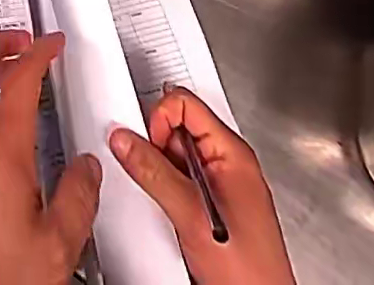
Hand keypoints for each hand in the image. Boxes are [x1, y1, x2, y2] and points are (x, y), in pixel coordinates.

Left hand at [0, 30, 100, 284]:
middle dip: (3, 40)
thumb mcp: (54, 245)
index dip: (41, 50)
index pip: (22, 75)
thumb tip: (88, 170)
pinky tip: (5, 123)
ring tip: (17, 75)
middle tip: (25, 39)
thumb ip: (79, 199)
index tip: (53, 43)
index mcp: (2, 144)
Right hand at [109, 87, 295, 284]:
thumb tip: (125, 140)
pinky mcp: (210, 201)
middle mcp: (227, 161)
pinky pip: (178, 177)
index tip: (147, 144)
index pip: (185, 104)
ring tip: (168, 201)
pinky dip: (166, 187)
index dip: (159, 118)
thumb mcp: (190, 214)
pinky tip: (171, 210)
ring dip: (161, 170)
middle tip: (155, 174)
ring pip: (175, 153)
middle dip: (157, 146)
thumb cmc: (248, 270)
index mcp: (231, 151)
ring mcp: (220, 182)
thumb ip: (154, 172)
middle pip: (177, 126)